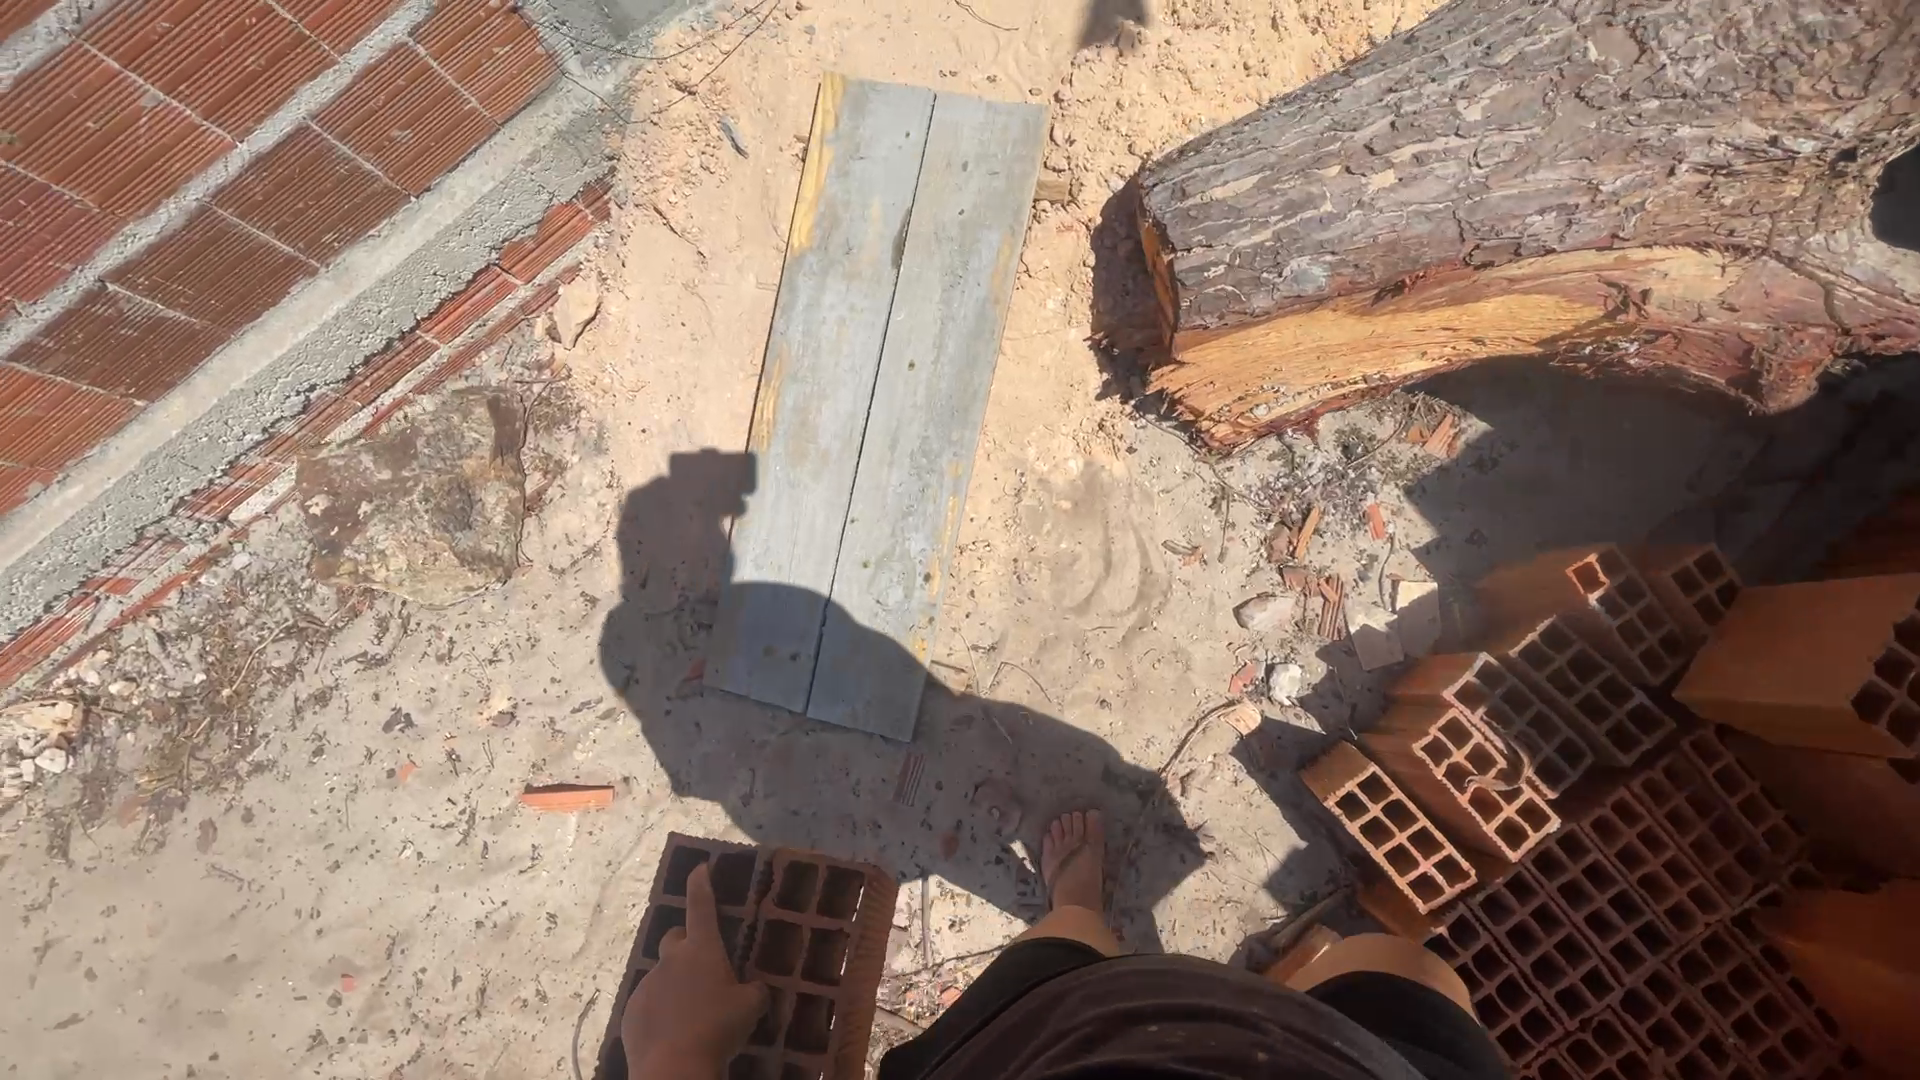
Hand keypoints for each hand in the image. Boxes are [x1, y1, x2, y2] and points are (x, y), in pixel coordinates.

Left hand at [623, 863, 768, 1077]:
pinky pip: (647, 1002)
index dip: (700, 882)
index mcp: (702, 948)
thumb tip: (754, 988)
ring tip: (688, 1014)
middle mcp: (672, 959)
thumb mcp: (751, 1008)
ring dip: (674, 984)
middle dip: (685, 946)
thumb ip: (754, 990)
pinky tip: (670, 1033)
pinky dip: (658, 1010)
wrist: (674, 1071)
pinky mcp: (630, 1012)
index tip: (700, 867)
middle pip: (675, 938)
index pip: (701, 903)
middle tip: (700, 969)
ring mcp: (647, 984)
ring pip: (662, 974)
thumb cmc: (718, 1030)